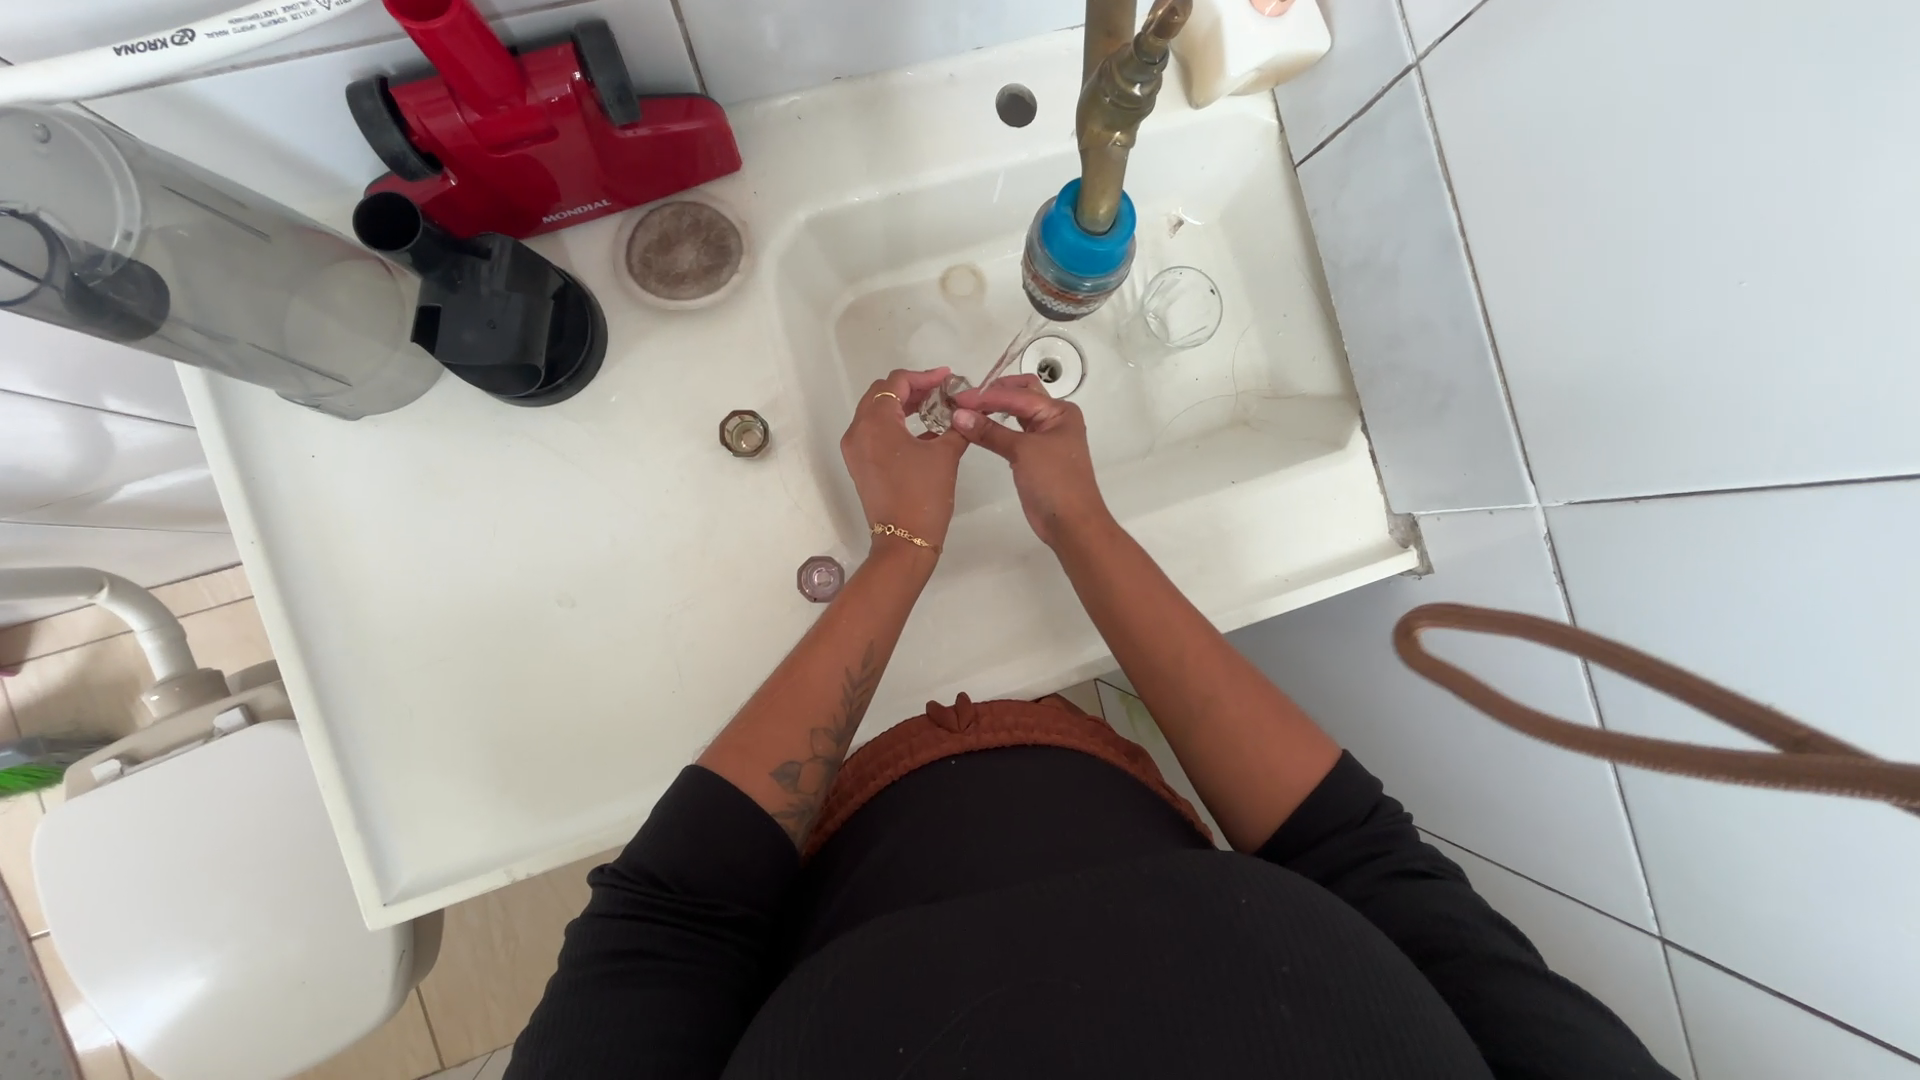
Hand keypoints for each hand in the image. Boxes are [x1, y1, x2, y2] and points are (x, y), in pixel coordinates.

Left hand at [841, 368, 968, 552]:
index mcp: (875, 423)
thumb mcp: (945, 455)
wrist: (904, 541)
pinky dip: (897, 425)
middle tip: (940, 393)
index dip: (924, 377)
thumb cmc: (923, 496)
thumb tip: (964, 412)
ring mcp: (855, 449)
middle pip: (882, 394)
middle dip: (912, 389)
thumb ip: (956, 426)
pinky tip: (924, 431)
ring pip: (876, 412)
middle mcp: (858, 431)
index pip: (896, 383)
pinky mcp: (860, 464)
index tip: (947, 379)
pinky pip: (875, 433)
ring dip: (904, 406)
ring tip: (934, 408)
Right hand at [951, 375, 1111, 547]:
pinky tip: (979, 429)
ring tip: (966, 412)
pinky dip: (996, 429)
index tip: (957, 399)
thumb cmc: (1054, 482)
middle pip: (1021, 396)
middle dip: (993, 394)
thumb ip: (990, 432)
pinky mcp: (1034, 456)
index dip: (987, 395)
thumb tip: (958, 415)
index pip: (1018, 394)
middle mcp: (1054, 419)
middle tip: (963, 400)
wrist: (1071, 523)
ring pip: (1016, 414)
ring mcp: (1045, 438)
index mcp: (1059, 412)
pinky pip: (1013, 434)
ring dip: (993, 410)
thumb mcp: (1022, 451)